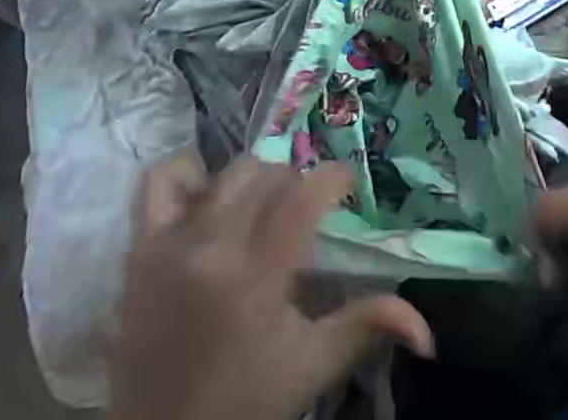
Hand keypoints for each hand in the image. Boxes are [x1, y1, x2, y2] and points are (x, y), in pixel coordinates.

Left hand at [109, 156, 434, 419]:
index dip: (335, 178)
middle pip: (271, 175)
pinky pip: (161, 179)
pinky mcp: (140, 247)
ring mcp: (171, 243)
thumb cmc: (242, 402)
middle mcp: (213, 248)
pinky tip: (210, 197)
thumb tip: (427, 330)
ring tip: (268, 207)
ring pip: (231, 171)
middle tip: (309, 210)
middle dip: (301, 182)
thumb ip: (367, 329)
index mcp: (258, 278)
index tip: (349, 187)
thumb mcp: (311, 367)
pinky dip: (191, 174)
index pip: (305, 196)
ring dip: (260, 178)